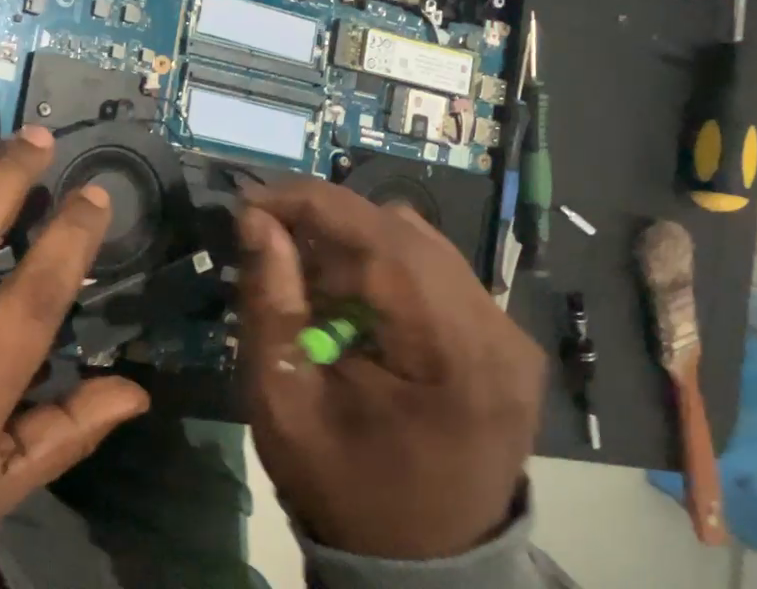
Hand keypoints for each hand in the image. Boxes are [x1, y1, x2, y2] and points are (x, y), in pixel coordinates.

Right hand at [236, 180, 544, 559]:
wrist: (421, 561)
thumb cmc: (342, 483)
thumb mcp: (282, 398)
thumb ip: (270, 303)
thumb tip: (256, 219)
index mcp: (452, 354)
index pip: (382, 239)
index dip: (309, 203)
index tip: (247, 204)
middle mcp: (499, 333)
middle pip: (405, 233)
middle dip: (326, 222)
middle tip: (266, 242)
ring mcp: (509, 336)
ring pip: (421, 244)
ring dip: (352, 243)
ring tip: (303, 276)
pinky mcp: (502, 341)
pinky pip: (435, 272)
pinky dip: (379, 268)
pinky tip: (345, 300)